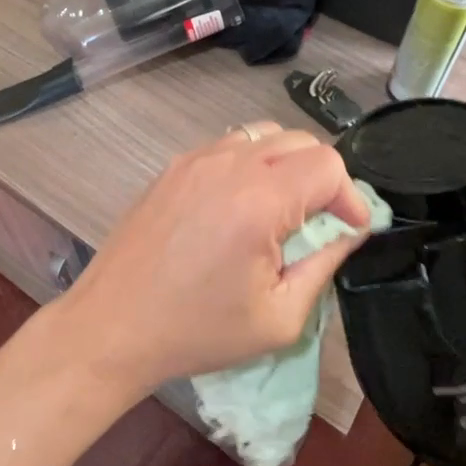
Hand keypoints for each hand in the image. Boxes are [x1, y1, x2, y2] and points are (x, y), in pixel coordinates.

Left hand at [47, 121, 372, 393]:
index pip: (328, 163)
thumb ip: (324, 264)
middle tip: (318, 226)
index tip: (348, 231)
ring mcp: (197, 157)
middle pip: (301, 140)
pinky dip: (252, 163)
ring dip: (287, 165)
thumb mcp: (278, 317)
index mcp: (258, 199)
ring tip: (281, 214)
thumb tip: (351, 229)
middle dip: (323, 178)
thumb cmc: (198, 331)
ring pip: (265, 134)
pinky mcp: (176, 164)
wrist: (113, 326)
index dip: (350, 196)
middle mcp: (229, 163)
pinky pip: (230, 145)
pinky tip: (241, 207)